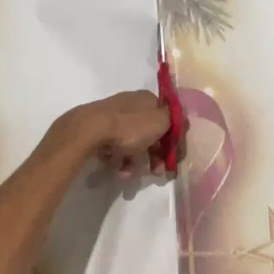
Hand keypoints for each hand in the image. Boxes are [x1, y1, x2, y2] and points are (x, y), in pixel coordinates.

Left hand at [54, 91, 170, 178]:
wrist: (90, 130)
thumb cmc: (129, 127)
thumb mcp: (161, 122)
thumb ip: (176, 120)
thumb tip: (183, 120)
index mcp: (147, 99)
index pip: (167, 118)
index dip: (173, 139)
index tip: (173, 159)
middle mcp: (131, 104)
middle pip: (151, 131)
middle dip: (156, 154)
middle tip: (157, 172)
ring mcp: (113, 116)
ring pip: (133, 141)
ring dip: (137, 160)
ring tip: (131, 175)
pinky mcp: (99, 129)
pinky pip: (116, 146)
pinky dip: (120, 159)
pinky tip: (118, 170)